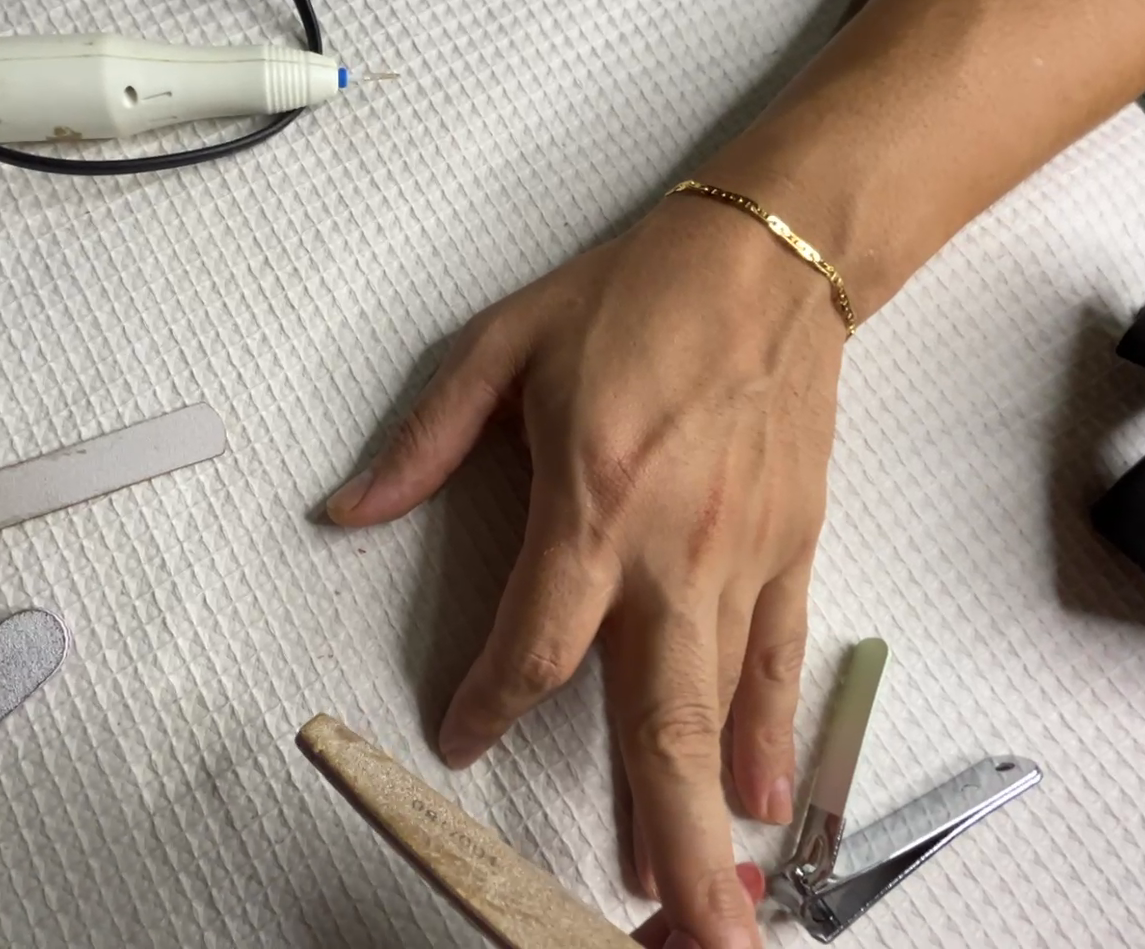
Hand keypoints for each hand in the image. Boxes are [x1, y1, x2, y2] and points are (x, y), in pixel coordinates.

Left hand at [327, 190, 847, 948]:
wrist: (765, 261)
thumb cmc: (632, 298)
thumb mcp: (501, 348)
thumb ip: (424, 442)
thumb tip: (349, 507)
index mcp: (591, 498)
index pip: (531, 641)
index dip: (488, 703)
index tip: (461, 742)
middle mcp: (672, 546)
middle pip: (652, 714)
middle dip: (653, 835)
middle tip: (652, 932)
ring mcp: (743, 554)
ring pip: (722, 710)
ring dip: (709, 815)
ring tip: (707, 908)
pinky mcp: (795, 543)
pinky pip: (781, 660)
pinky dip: (772, 737)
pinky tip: (760, 799)